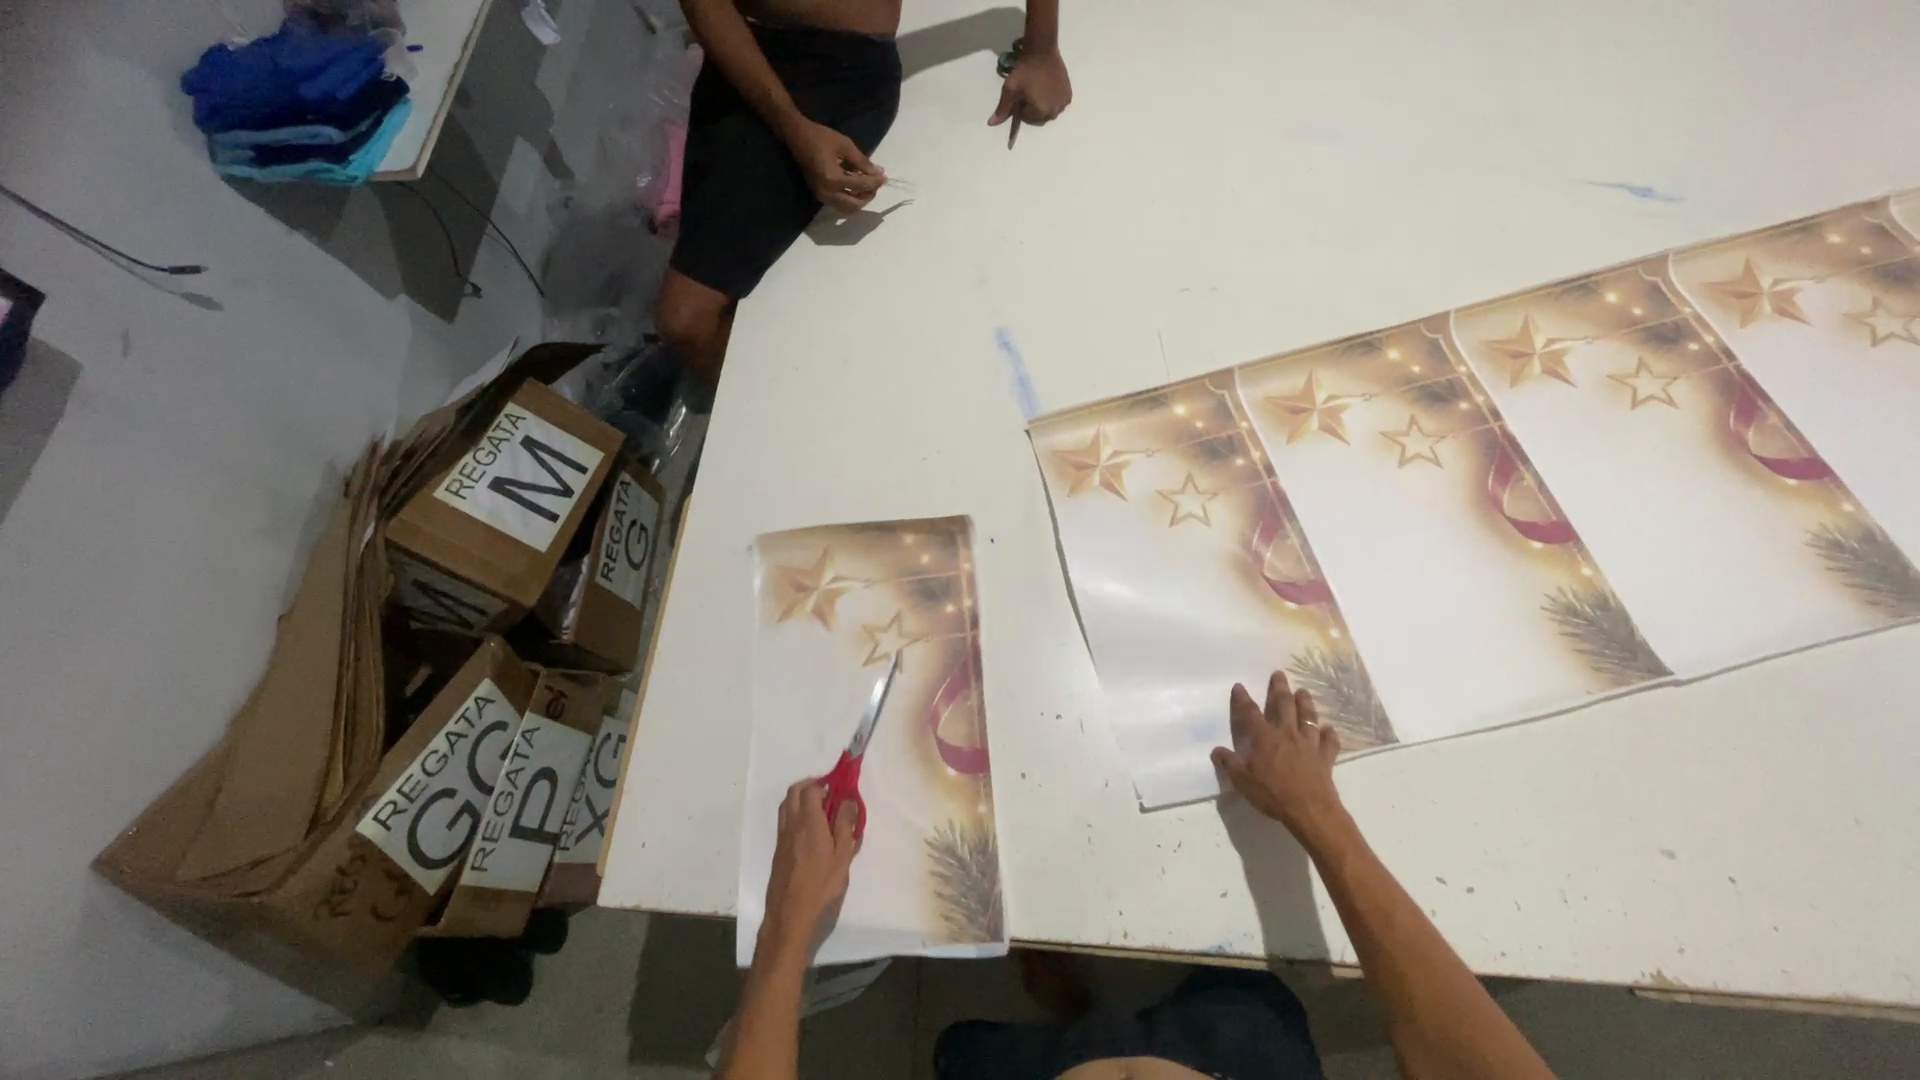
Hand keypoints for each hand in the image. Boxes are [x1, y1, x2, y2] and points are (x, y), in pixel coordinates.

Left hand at [762, 780, 860, 945]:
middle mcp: (792, 824)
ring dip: (802, 797)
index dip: (826, 782)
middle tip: (831, 792)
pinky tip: (812, 828)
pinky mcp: (779, 849)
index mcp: (809, 822)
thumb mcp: (842, 857)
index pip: (812, 789)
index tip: (841, 786)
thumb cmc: (821, 887)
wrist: (789, 916)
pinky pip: (786, 819)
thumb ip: (845, 825)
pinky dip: (797, 812)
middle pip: (795, 791)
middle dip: (812, 784)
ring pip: (787, 804)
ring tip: (822, 808)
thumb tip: (848, 800)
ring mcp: (782, 836)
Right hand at [781, 118, 885, 213]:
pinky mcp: (819, 195)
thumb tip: (878, 172)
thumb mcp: (845, 145)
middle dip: (867, 196)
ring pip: (846, 208)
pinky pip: (838, 204)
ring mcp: (822, 196)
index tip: (884, 177)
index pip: (861, 186)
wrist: (797, 136)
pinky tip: (854, 186)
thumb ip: (863, 162)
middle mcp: (827, 192)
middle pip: (854, 205)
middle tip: (875, 184)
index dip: (875, 182)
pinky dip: (849, 198)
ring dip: (859, 201)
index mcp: (833, 178)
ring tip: (866, 186)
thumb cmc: (820, 137)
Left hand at [991, 47, 1071, 126]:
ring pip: (1049, 110)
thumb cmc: (1024, 70)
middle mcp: (1055, 111)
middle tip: (1029, 90)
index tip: (1021, 93)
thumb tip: (991, 124)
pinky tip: (1048, 86)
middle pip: (1039, 116)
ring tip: (1039, 87)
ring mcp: (1064, 102)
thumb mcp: (1010, 89)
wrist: (1042, 50)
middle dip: (1032, 107)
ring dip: (1043, 104)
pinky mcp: (1069, 94)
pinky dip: (1053, 99)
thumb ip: (1002, 109)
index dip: (1021, 106)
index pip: (1027, 117)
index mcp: (1041, 112)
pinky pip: (1058, 103)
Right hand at [1212, 672, 1347, 846]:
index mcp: (1264, 738)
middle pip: (1283, 705)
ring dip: (1305, 703)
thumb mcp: (1242, 781)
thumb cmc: (1272, 794)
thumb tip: (1217, 750)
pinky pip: (1329, 742)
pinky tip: (1328, 729)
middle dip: (1279, 688)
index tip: (1239, 686)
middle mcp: (1287, 734)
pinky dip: (1329, 734)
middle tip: (1279, 674)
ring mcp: (1309, 744)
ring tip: (1303, 691)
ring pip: (1308, 717)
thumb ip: (1229, 764)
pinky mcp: (1325, 757)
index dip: (1243, 699)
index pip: (1250, 713)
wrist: (1310, 810)